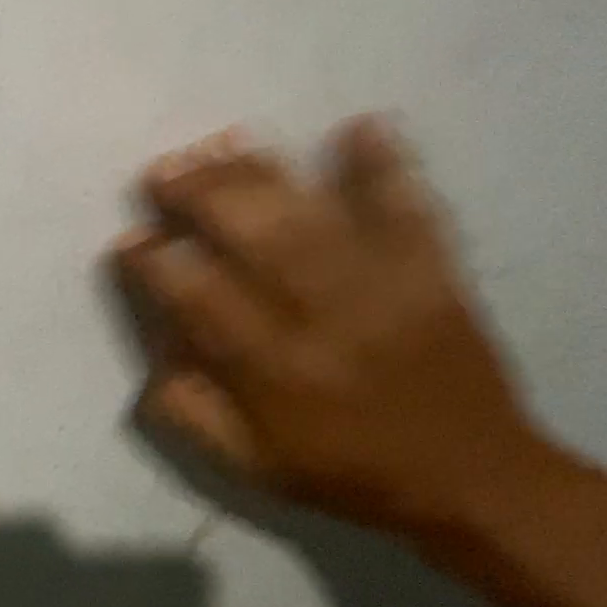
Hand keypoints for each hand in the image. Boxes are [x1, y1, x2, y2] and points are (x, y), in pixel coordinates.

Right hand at [114, 116, 553, 535]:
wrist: (476, 483)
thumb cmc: (343, 470)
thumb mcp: (248, 463)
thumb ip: (188, 410)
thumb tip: (149, 354)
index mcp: (271, 369)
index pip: (199, 300)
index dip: (157, 265)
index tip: (130, 239)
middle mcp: (322, 320)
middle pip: (255, 241)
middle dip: (202, 198)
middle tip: (163, 169)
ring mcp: (385, 291)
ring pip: (315, 217)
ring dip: (264, 174)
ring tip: (221, 142)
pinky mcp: (434, 277)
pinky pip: (412, 213)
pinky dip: (388, 168)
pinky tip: (361, 124)